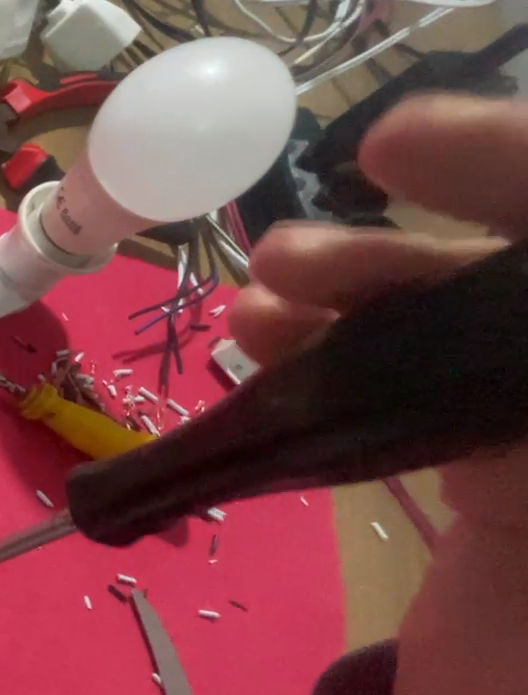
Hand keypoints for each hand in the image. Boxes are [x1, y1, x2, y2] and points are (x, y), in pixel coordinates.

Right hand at [231, 94, 527, 694]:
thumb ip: (490, 422)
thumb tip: (459, 326)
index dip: (511, 178)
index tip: (398, 147)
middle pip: (509, 292)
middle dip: (405, 253)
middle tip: (284, 255)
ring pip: (450, 334)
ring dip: (350, 304)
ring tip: (253, 303)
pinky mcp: (483, 487)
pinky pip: (407, 394)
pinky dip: (331, 369)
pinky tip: (263, 355)